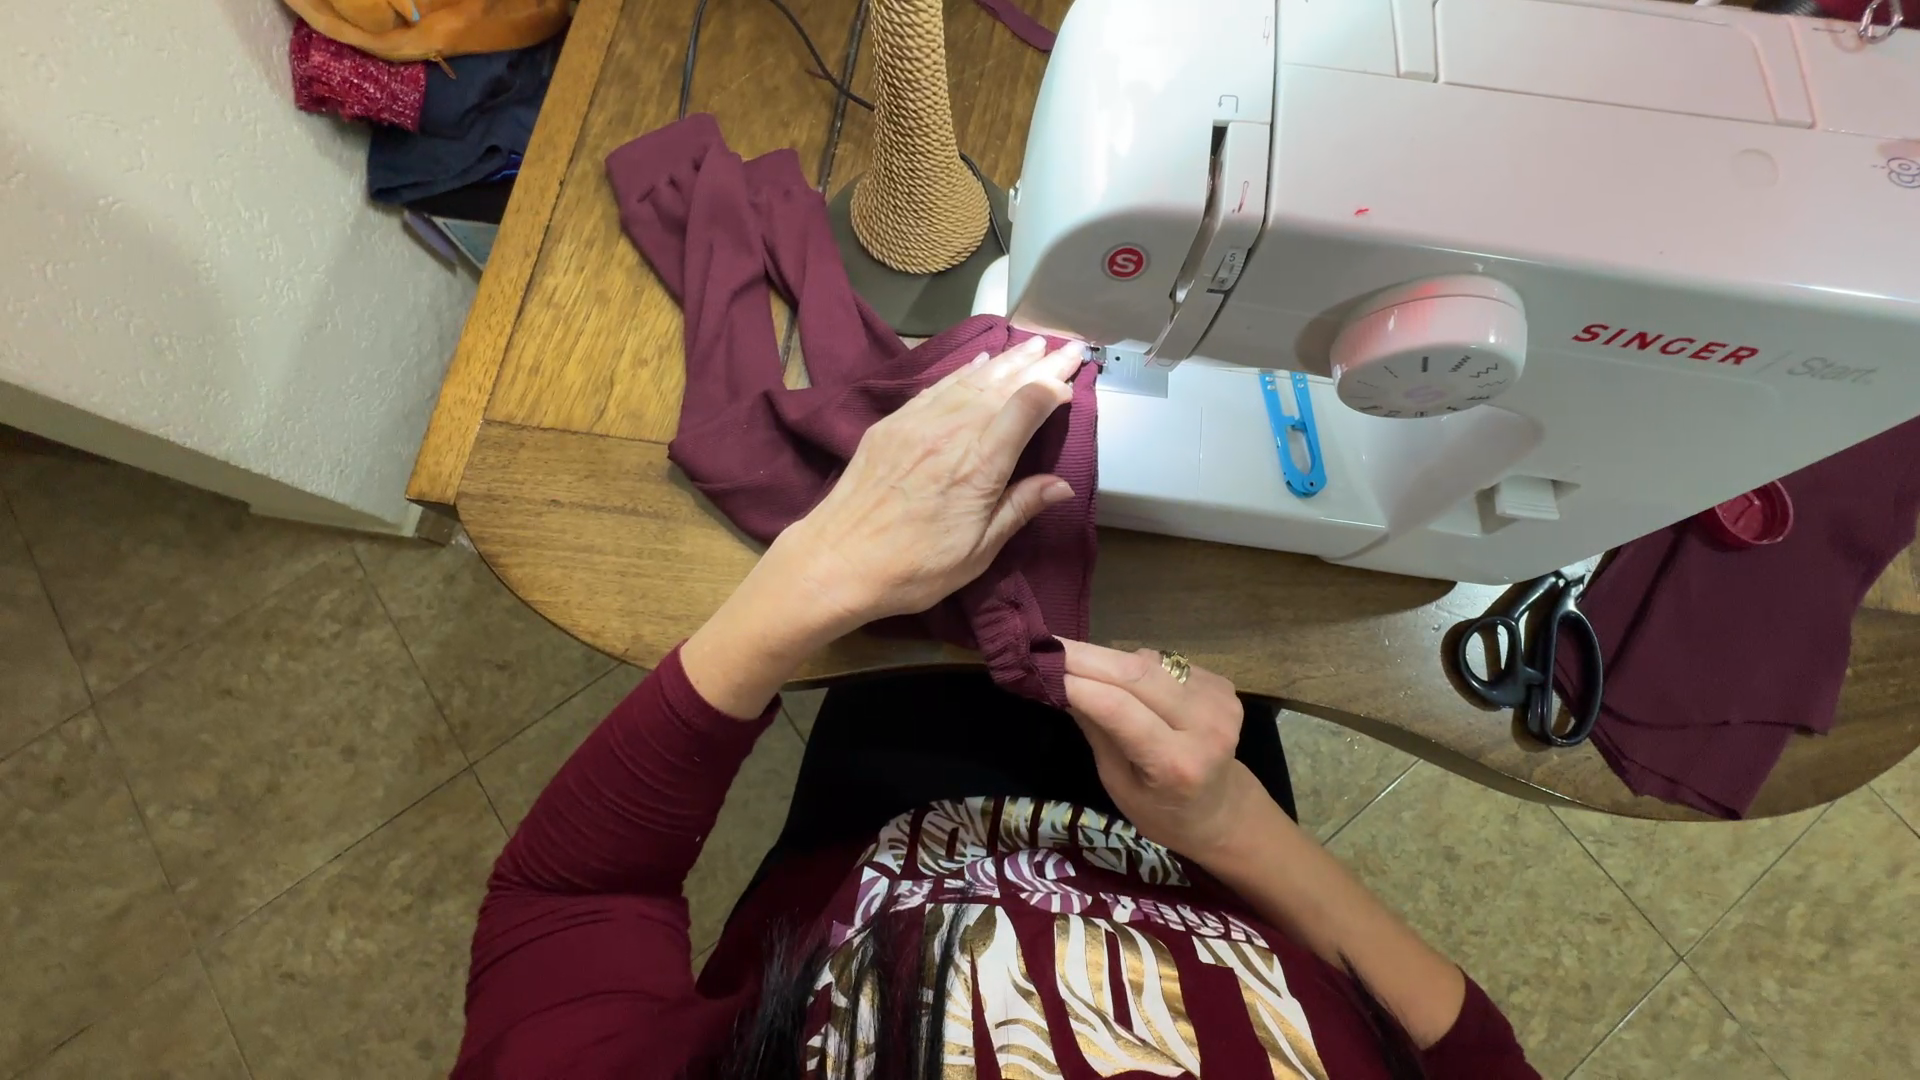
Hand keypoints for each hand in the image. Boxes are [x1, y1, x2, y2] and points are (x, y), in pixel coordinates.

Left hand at [770, 336, 1085, 630]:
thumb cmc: (914, 568)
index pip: (1027, 407)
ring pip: (970, 379)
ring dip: (1004, 360)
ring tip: (1029, 345)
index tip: (1072, 379)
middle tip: (1065, 347)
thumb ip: (1019, 508)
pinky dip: (962, 371)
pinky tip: (976, 362)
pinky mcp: (892, 425)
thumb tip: (1062, 484)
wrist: (836, 561)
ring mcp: (918, 423)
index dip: (1053, 387)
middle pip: (1003, 385)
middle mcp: (952, 432)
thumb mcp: (978, 551)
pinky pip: (936, 386)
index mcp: (981, 465)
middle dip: (1038, 364)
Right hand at [1061, 639, 1274, 860]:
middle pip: (1136, 674)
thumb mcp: (1117, 783)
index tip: (1040, 665)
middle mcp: (1206, 727)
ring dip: (1110, 659)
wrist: (1221, 811)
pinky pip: (1165, 662)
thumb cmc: (1160, 809)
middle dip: (1086, 656)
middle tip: (1047, 645)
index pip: (1118, 708)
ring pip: (1149, 660)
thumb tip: (1057, 682)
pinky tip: (1128, 681)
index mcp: (1176, 764)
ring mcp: (1220, 701)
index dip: (1077, 682)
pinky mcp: (1222, 685)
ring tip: (1081, 666)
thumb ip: (1095, 729)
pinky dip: (1136, 665)